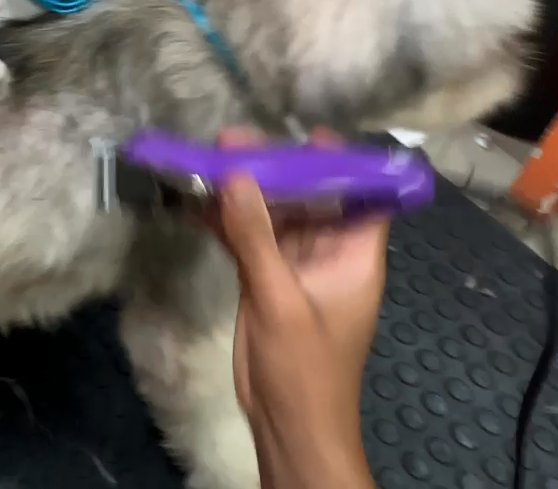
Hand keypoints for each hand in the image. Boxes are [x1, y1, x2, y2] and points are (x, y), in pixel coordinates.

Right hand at [211, 127, 386, 488]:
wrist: (287, 426)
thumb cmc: (304, 367)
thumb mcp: (280, 299)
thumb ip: (256, 236)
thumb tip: (236, 175)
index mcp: (353, 258)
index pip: (362, 199)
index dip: (344, 164)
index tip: (309, 133)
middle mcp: (326, 255)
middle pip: (307, 198)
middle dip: (275, 168)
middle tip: (235, 138)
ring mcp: (292, 266)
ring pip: (271, 214)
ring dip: (243, 189)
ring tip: (209, 155)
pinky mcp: (263, 278)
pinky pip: (245, 236)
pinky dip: (223, 217)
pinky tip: (195, 197)